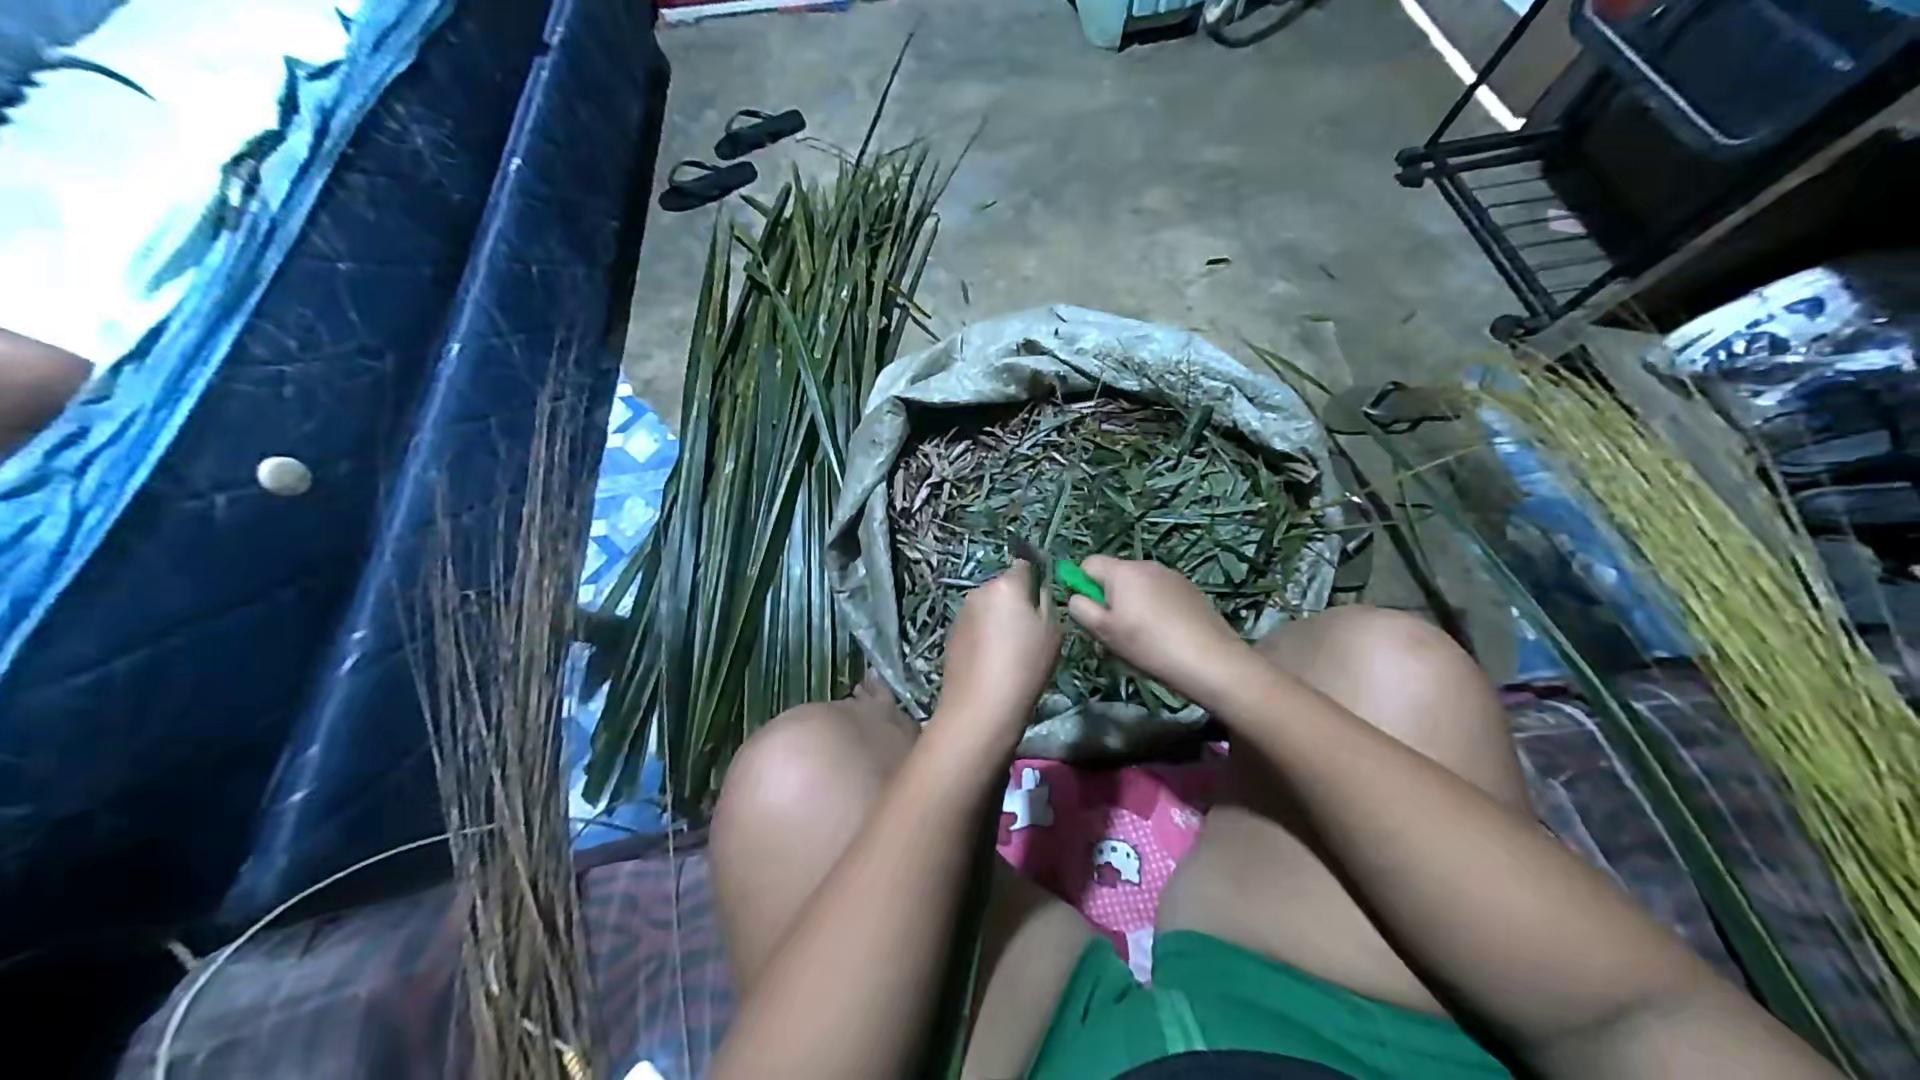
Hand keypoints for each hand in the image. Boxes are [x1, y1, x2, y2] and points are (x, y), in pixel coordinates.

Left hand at [936, 561, 1062, 749]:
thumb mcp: (1052, 631)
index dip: (1035, 580)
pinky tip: (990, 661)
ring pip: (988, 608)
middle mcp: (979, 591)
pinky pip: (975, 626)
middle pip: (1003, 588)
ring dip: (998, 619)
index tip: (1042, 604)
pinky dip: (984, 636)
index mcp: (1006, 585)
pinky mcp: (951, 635)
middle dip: (1015, 602)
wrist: (980, 705)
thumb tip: (1037, 590)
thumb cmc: (1025, 665)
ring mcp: (961, 613)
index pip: (1024, 566)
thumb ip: (1045, 602)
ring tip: (1009, 652)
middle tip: (1029, 632)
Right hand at [1066, 557, 1249, 695]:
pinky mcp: (1191, 590)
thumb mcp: (1104, 631)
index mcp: (1122, 571)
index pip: (1088, 564)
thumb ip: (1081, 609)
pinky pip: (1160, 593)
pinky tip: (1166, 634)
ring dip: (1134, 603)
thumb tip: (1077, 598)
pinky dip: (1156, 608)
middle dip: (1110, 597)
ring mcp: (1172, 576)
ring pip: (1139, 585)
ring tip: (1144, 636)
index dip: (1083, 585)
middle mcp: (1147, 565)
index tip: (1093, 613)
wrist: (1209, 659)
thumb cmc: (1148, 644)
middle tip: (1117, 630)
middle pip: (1115, 574)